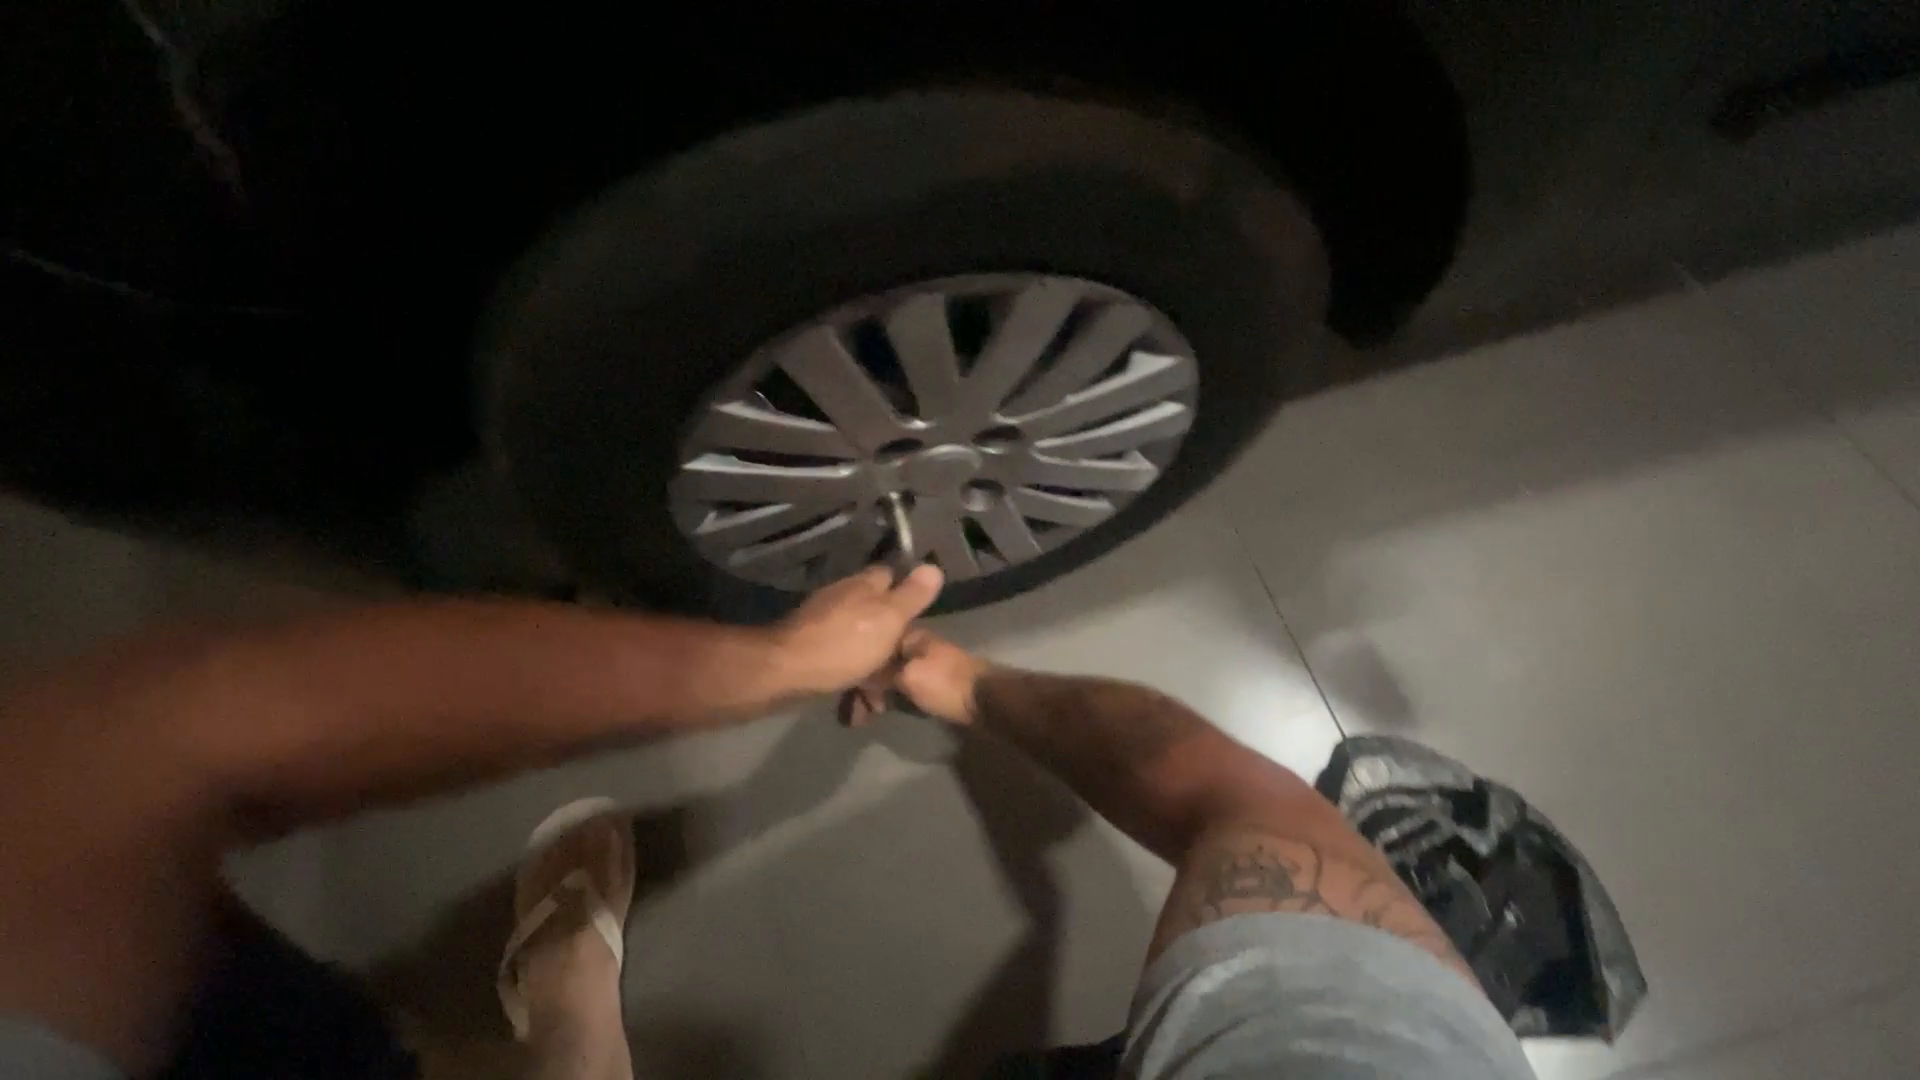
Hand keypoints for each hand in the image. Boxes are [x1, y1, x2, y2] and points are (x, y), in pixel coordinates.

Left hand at [772, 564, 942, 695]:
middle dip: (889, 628)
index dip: (907, 589)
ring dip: (871, 653)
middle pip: (874, 605)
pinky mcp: (809, 643)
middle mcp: (842, 594)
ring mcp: (822, 619)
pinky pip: (841, 651)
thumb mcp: (889, 618)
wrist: (787, 671)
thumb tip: (933, 566)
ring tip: (884, 682)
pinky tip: (859, 686)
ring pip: (857, 632)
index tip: (922, 612)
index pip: (890, 574)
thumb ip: (912, 595)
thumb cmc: (845, 643)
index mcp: (863, 584)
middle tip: (905, 656)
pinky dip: (852, 666)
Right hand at [842, 627, 989, 726]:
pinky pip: (900, 687)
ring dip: (874, 694)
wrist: (986, 701)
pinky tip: (880, 711)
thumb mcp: (909, 676)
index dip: (855, 662)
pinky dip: (888, 699)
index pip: (871, 641)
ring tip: (862, 716)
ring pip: (888, 676)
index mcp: (908, 635)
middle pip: (878, 660)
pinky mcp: (932, 682)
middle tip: (853, 710)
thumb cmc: (947, 684)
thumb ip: (883, 672)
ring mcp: (924, 663)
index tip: (842, 683)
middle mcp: (914, 645)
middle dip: (862, 683)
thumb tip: (860, 672)